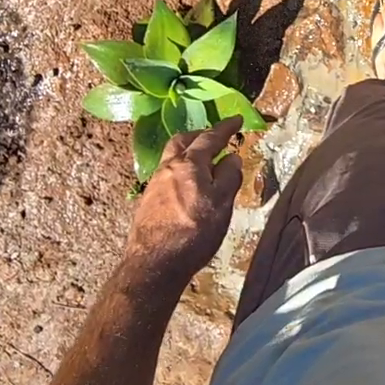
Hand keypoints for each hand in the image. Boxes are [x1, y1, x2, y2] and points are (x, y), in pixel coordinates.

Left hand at [122, 117, 244, 290]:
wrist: (153, 264)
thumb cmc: (193, 233)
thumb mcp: (222, 204)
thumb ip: (229, 177)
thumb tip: (232, 158)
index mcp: (189, 164)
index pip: (210, 138)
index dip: (225, 128)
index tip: (236, 119)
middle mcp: (168, 168)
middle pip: (183, 141)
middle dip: (200, 135)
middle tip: (215, 138)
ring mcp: (154, 184)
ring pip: (172, 158)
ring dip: (188, 154)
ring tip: (203, 164)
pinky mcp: (147, 201)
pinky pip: (167, 175)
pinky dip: (180, 172)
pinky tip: (187, 187)